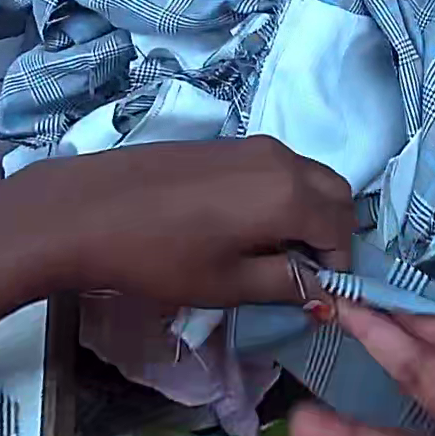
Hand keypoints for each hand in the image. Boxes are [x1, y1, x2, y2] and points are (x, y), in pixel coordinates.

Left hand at [0, 137, 355, 307]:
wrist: (92, 206)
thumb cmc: (162, 253)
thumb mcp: (229, 282)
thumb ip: (287, 284)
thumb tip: (324, 291)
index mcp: (289, 193)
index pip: (342, 229)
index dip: (337, 267)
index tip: (312, 294)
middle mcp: (281, 158)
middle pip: (334, 192)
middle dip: (331, 231)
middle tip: (298, 269)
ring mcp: (253, 144)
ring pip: (307, 174)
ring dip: (307, 210)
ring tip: (270, 248)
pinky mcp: (228, 141)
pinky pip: (277, 165)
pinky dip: (283, 192)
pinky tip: (243, 221)